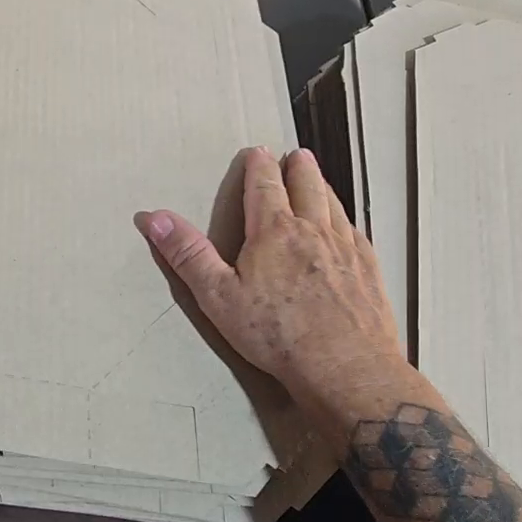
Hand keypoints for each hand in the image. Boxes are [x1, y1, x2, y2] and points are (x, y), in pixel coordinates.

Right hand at [134, 147, 403, 415]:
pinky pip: (356, 233)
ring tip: (318, 177)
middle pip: (307, 187)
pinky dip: (346, 219)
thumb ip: (187, 253)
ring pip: (334, 206)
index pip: (265, 187)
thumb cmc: (274, 333)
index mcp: (274, 232)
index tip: (258, 151)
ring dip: (323, 187)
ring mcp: (347, 252)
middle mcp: (313, 232)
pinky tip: (346, 226)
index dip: (259, 167)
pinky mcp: (369, 274)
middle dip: (299, 168)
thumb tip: (153, 217)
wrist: (347, 370)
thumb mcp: (217, 295)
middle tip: (297, 154)